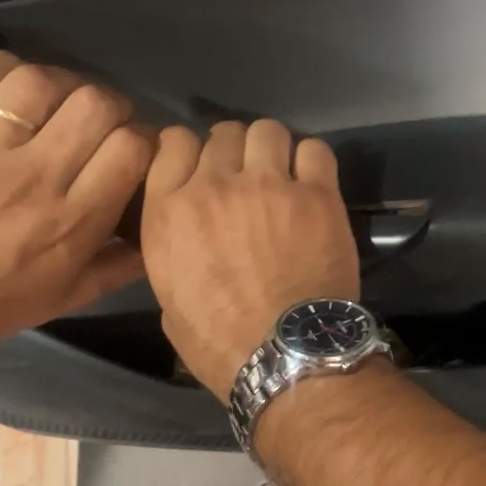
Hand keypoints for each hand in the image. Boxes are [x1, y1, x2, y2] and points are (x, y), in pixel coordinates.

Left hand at [0, 52, 153, 359]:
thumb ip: (124, 262)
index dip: (143, 139)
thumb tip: (163, 223)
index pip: (132, 148)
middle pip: (96, 104)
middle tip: (98, 124)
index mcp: (74, 220)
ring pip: (39, 81)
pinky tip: (11, 87)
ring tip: (55, 103)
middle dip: (111, 106)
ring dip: (60, 84)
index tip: (133, 151)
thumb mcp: (72, 295)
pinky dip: (2, 68)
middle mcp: (34, 178)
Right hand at [141, 119, 358, 399]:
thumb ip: (174, 252)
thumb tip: (192, 242)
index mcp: (168, 211)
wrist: (287, 355)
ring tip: (282, 175)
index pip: (173, 142)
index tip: (206, 167)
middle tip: (249, 177)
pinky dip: (312, 161)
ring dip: (273, 149)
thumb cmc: (221, 343)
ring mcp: (269, 185)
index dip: (192, 150)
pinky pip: (315, 150)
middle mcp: (215, 186)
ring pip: (268, 130)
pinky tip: (312, 183)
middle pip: (224, 132)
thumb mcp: (169, 300)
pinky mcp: (317, 195)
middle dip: (235, 150)